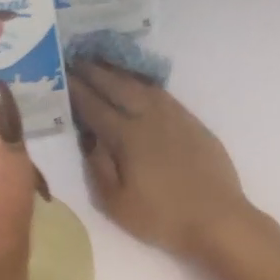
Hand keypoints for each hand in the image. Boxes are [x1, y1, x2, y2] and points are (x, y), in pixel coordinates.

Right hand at [69, 61, 256, 259]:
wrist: (218, 219)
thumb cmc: (162, 218)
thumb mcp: (117, 203)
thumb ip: (98, 167)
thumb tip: (89, 138)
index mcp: (127, 137)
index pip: (94, 107)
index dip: (76, 90)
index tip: (61, 75)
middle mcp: (150, 118)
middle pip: (118, 87)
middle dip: (95, 72)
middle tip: (77, 60)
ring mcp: (176, 118)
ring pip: (143, 86)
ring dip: (120, 73)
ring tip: (104, 65)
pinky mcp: (194, 124)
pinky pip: (164, 94)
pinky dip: (146, 84)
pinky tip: (141, 85)